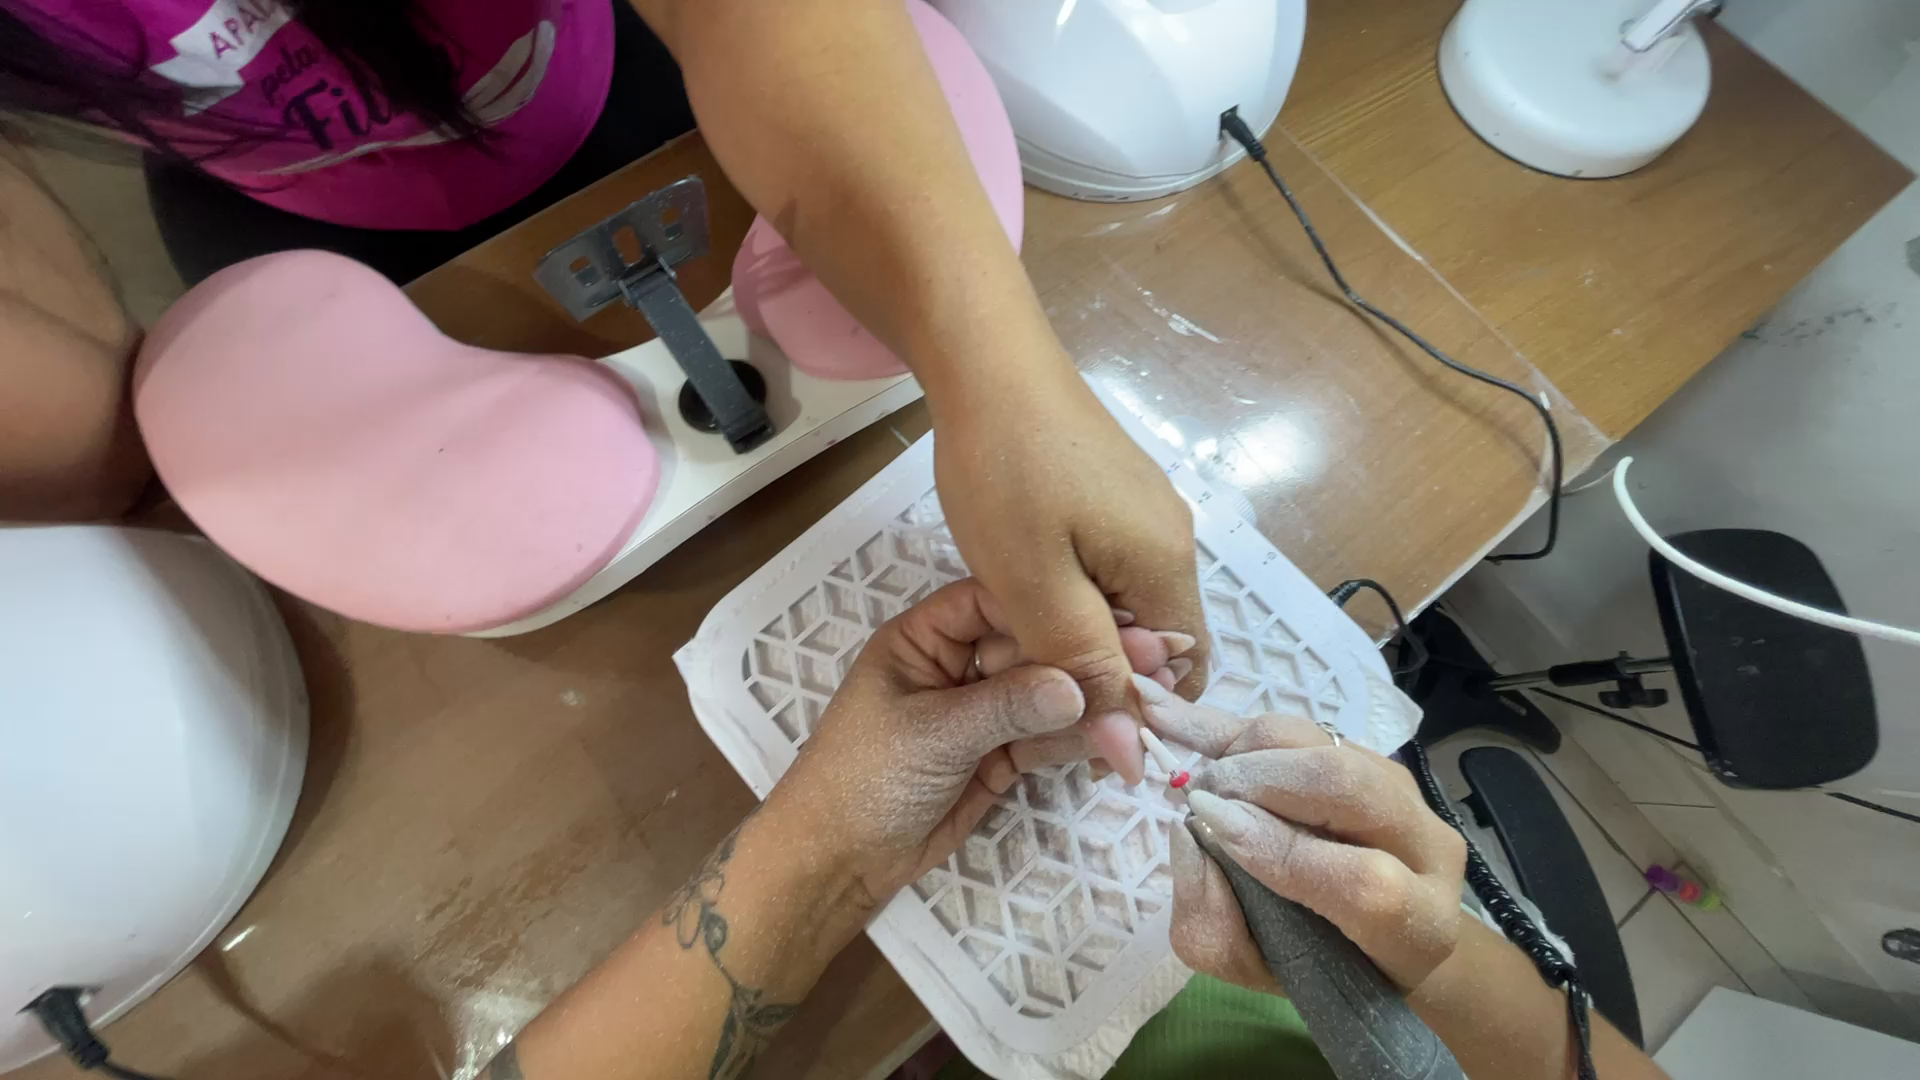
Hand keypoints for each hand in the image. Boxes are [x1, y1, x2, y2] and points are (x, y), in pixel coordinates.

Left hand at [765, 579, 1189, 905]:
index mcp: (926, 636)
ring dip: (1094, 699)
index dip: (1053, 603)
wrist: (839, 862)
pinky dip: (1080, 737)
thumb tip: (1081, 684)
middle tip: (1156, 655)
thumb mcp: (933, 732)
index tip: (1114, 610)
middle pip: (1032, 648)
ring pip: (1047, 694)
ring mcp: (983, 709)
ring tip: (1155, 695)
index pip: (998, 602)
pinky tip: (1122, 732)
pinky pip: (1046, 736)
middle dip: (1087, 655)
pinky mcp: (999, 752)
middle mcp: (959, 663)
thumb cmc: (865, 777)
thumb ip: (1007, 706)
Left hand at [932, 365, 1206, 784]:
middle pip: (1154, 637)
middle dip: (1096, 665)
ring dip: (1076, 626)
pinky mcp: (1112, 493)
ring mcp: (1143, 510)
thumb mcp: (1034, 583)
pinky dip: (1070, 588)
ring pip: (1124, 602)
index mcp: (1168, 565)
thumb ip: (1085, 664)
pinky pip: (1106, 565)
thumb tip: (1134, 753)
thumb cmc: (1007, 473)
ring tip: (1014, 619)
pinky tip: (1023, 575)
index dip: (1133, 708)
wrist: (987, 363)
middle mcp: (1172, 539)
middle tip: (1023, 661)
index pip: (1183, 672)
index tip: (1067, 714)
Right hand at [1134, 676, 1468, 993]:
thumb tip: (1187, 839)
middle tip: (1198, 796)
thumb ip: (1213, 926)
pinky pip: (1286, 723)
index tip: (1207, 825)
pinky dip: (1220, 720)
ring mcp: (1395, 786)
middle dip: (1253, 780)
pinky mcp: (1356, 748)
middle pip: (1343, 783)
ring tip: (1200, 775)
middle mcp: (1421, 844)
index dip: (1275, 849)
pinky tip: (1162, 706)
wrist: (1375, 928)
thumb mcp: (1260, 971)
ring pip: (1313, 741)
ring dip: (1241, 748)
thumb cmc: (1314, 959)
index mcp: (1417, 923)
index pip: (1361, 881)